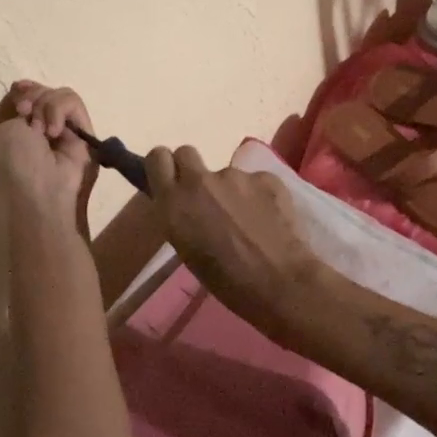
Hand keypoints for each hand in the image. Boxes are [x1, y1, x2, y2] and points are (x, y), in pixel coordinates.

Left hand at [0, 81, 96, 225]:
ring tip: (44, 132)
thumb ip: (19, 103)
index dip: (24, 89)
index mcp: (20, 122)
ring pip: (58, 93)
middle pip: (42, 89)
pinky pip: (73, 102)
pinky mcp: (82, 128)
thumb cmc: (18, 160)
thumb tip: (30, 89)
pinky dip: (60, 111)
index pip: (25, 91)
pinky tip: (55, 131)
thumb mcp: (6, 127)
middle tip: (27, 115)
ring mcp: (63, 124)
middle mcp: (42, 121)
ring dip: (46, 107)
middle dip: (33, 98)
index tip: (19, 100)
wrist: (43, 184)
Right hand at [144, 146, 330, 335]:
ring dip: (231, 190)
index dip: (165, 167)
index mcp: (174, 204)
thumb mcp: (188, 251)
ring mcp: (235, 175)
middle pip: (186, 153)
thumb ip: (181, 217)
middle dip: (192, 169)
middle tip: (206, 196)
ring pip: (225, 173)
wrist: (280, 284)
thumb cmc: (228, 282)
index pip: (157, 158)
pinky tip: (268, 220)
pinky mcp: (266, 177)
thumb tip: (186, 205)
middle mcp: (199, 182)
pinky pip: (255, 181)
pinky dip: (259, 195)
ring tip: (247, 221)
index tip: (172, 181)